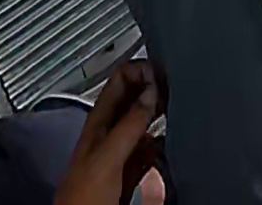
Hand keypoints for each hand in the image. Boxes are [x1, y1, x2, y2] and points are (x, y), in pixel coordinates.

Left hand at [55, 60, 164, 204]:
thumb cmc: (84, 196)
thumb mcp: (108, 156)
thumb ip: (129, 122)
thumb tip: (152, 90)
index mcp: (99, 120)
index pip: (120, 77)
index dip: (141, 70)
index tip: (162, 76)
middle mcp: (110, 131)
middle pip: (134, 97)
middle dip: (154, 90)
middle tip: (174, 92)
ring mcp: (119, 152)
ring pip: (143, 122)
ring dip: (159, 115)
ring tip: (177, 112)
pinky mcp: (129, 174)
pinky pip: (149, 150)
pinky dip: (161, 143)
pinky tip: (171, 145)